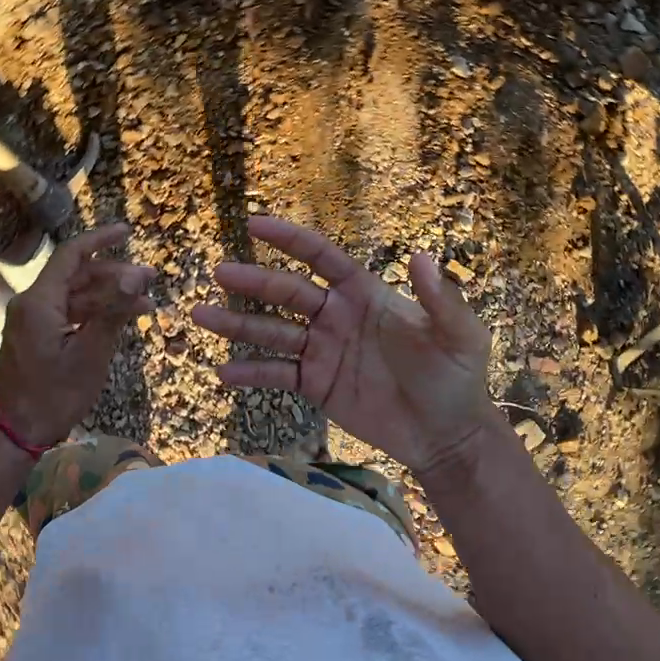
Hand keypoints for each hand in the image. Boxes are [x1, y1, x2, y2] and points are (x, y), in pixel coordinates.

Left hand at [0, 224, 154, 447]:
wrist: (14, 435)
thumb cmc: (53, 395)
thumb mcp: (90, 353)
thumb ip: (113, 310)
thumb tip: (137, 274)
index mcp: (39, 300)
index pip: (72, 254)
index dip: (101, 239)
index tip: (128, 232)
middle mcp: (32, 303)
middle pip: (77, 275)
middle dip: (115, 274)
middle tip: (151, 279)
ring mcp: (32, 320)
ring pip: (75, 295)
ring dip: (109, 296)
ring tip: (146, 303)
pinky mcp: (36, 336)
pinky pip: (68, 313)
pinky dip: (94, 313)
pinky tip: (121, 319)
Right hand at [191, 216, 499, 474]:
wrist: (447, 437)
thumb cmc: (455, 377)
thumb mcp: (458, 336)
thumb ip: (439, 299)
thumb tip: (421, 255)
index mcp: (362, 294)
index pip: (321, 258)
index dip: (289, 239)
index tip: (253, 223)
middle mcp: (335, 316)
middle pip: (286, 292)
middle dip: (253, 281)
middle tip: (220, 273)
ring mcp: (322, 351)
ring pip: (272, 332)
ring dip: (238, 324)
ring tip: (201, 317)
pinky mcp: (315, 385)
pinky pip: (277, 375)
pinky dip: (250, 374)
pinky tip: (223, 373)